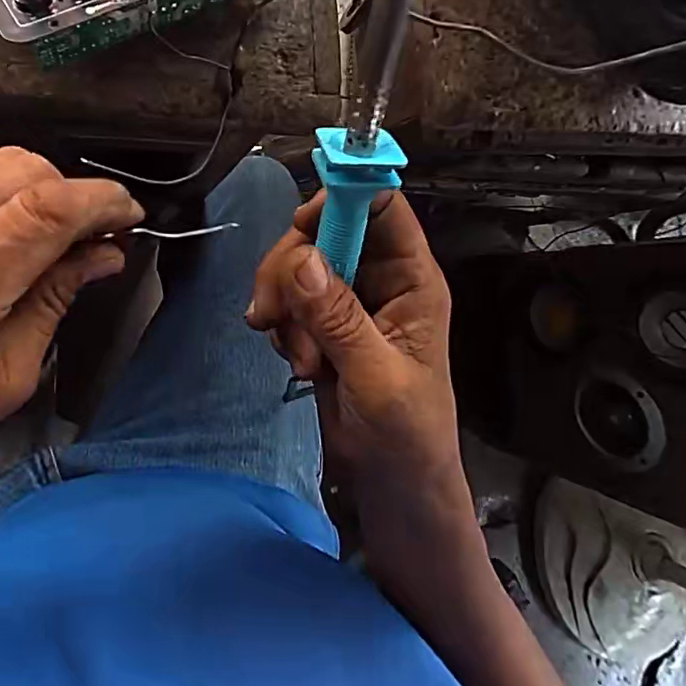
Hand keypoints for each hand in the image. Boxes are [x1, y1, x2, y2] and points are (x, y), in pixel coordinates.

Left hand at [0, 147, 141, 580]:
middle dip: (78, 192)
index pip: (41, 212)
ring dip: (43, 185)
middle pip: (22, 171)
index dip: (101, 202)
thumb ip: (52, 306)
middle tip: (98, 235)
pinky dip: (5, 184)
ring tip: (59, 230)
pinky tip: (13, 223)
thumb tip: (104, 254)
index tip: (132, 219)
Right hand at [245, 192, 471, 546]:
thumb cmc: (407, 434)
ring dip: (284, 305)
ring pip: (298, 264)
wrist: (394, 485)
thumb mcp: (377, 377)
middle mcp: (380, 279)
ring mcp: (348, 300)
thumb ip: (340, 319)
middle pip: (325, 231)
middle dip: (292, 269)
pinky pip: (287, 298)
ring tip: (300, 358)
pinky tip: (294, 360)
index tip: (300, 225)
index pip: (382, 210)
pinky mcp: (322, 323)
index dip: (344, 200)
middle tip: (273, 314)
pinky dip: (280, 322)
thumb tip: (301, 260)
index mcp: (412, 279)